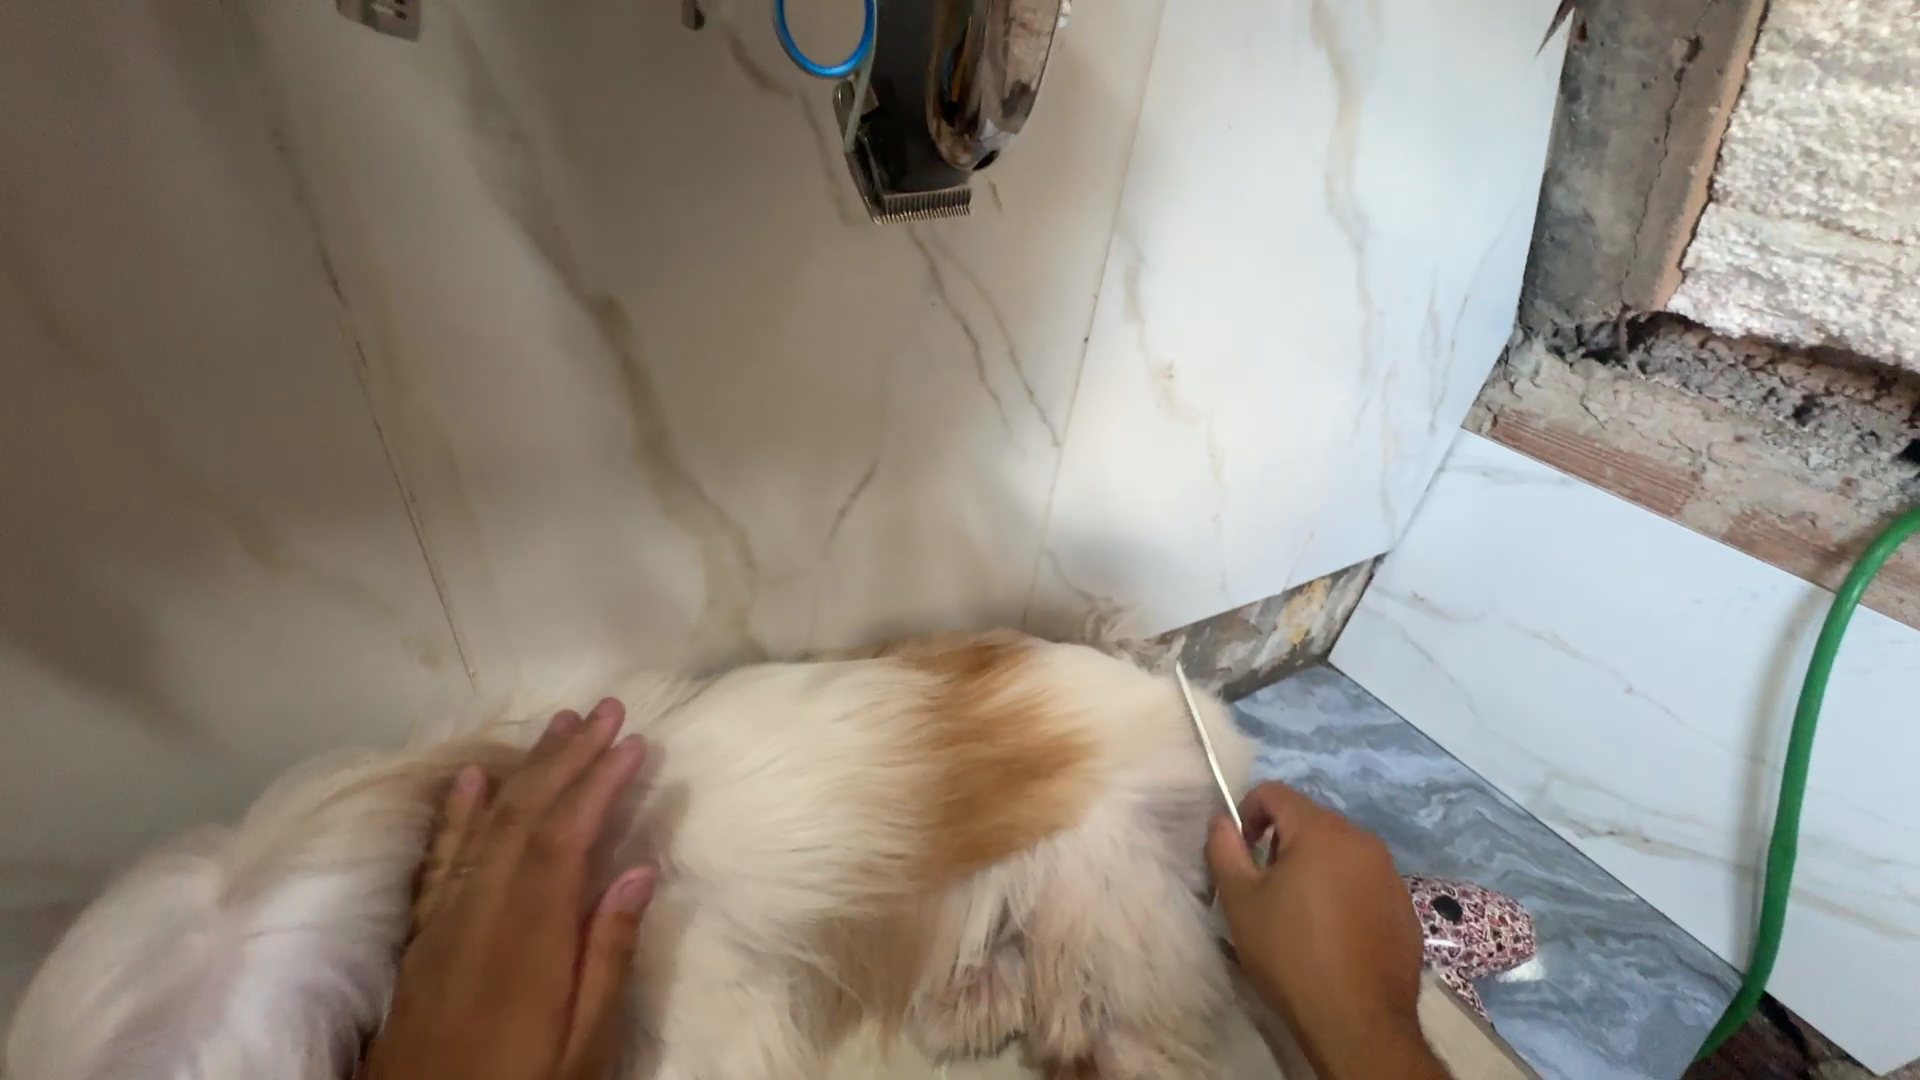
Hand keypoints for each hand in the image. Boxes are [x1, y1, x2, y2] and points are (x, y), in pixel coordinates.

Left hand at [363, 699, 654, 1079]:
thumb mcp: (582, 1051)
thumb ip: (608, 959)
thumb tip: (638, 873)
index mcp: (526, 941)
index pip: (564, 839)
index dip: (599, 783)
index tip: (635, 741)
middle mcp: (478, 918)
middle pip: (524, 816)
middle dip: (568, 755)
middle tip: (607, 709)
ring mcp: (443, 925)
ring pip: (487, 825)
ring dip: (527, 767)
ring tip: (561, 722)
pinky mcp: (424, 940)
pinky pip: (442, 860)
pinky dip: (461, 812)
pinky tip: (476, 776)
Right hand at [1206, 782, 1444, 1079]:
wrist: (1359, 1025)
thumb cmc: (1290, 953)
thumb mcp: (1239, 898)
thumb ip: (1223, 847)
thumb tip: (1222, 820)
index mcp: (1320, 830)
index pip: (1273, 792)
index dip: (1247, 812)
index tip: (1241, 850)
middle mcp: (1361, 840)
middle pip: (1307, 819)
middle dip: (1280, 841)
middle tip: (1266, 885)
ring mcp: (1390, 875)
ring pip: (1338, 850)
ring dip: (1313, 865)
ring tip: (1298, 911)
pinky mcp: (1405, 908)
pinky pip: (1363, 880)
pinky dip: (1342, 891)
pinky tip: (1332, 933)